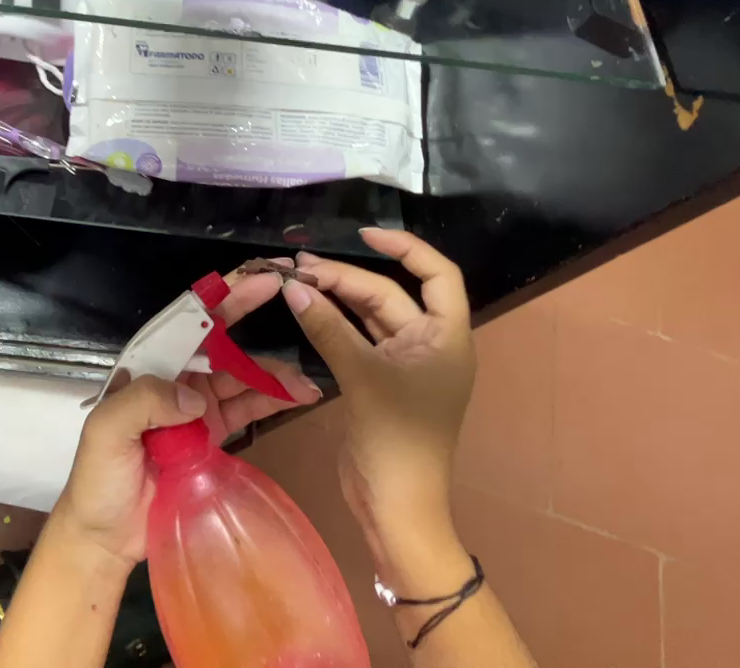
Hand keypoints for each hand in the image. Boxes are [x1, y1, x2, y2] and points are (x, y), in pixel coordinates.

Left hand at [49, 270, 323, 569]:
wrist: (106, 534)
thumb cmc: (98, 478)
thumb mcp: (106, 432)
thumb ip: (144, 402)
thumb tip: (195, 397)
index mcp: (149, 366)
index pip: (186, 321)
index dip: (221, 296)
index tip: (255, 278)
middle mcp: (175, 377)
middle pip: (220, 340)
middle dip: (251, 315)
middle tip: (290, 295)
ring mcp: (196, 405)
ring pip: (241, 375)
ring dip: (274, 374)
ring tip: (306, 383)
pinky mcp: (213, 433)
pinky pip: (247, 408)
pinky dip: (273, 400)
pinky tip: (298, 397)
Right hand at [280, 228, 477, 582]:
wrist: (395, 504)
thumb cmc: (395, 437)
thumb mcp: (361, 375)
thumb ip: (327, 326)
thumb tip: (293, 285)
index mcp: (446, 337)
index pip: (437, 274)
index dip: (405, 247)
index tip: (363, 234)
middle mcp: (431, 343)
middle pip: (392, 294)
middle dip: (348, 277)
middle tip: (300, 267)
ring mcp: (407, 363)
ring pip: (372, 315)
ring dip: (338, 297)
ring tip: (297, 280)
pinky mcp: (383, 380)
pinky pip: (360, 338)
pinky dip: (336, 322)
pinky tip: (308, 309)